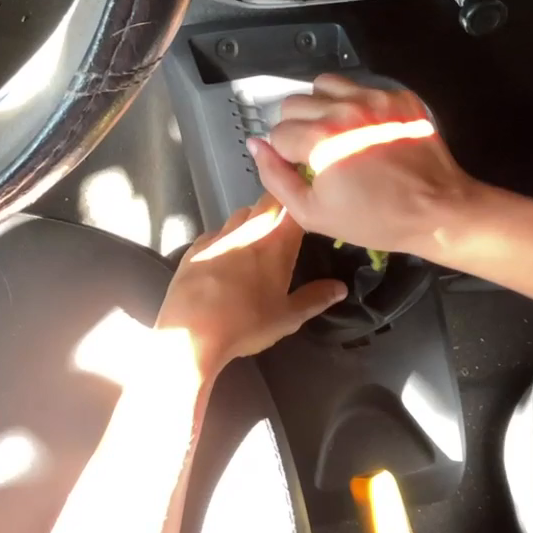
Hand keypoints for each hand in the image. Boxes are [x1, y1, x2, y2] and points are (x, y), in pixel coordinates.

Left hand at [156, 196, 348, 372]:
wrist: (191, 331)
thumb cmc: (247, 324)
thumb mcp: (288, 317)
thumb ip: (315, 298)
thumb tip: (340, 287)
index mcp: (276, 242)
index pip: (296, 208)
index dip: (303, 205)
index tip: (310, 210)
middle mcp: (249, 229)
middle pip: (267, 201)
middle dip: (279, 206)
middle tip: (287, 225)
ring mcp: (219, 235)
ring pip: (241, 213)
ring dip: (253, 219)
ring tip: (258, 239)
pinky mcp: (196, 246)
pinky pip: (217, 231)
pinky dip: (226, 236)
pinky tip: (226, 255)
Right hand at [249, 75, 481, 259]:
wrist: (437, 211)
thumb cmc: (374, 219)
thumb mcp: (313, 213)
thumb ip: (275, 177)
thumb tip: (255, 145)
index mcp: (320, 137)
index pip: (278, 133)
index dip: (285, 155)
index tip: (304, 170)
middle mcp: (344, 107)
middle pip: (294, 102)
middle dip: (297, 127)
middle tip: (316, 152)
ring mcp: (374, 97)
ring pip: (324, 84)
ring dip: (321, 106)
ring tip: (336, 131)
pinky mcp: (398, 95)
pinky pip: (361, 87)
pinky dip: (356, 104)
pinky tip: (367, 130)